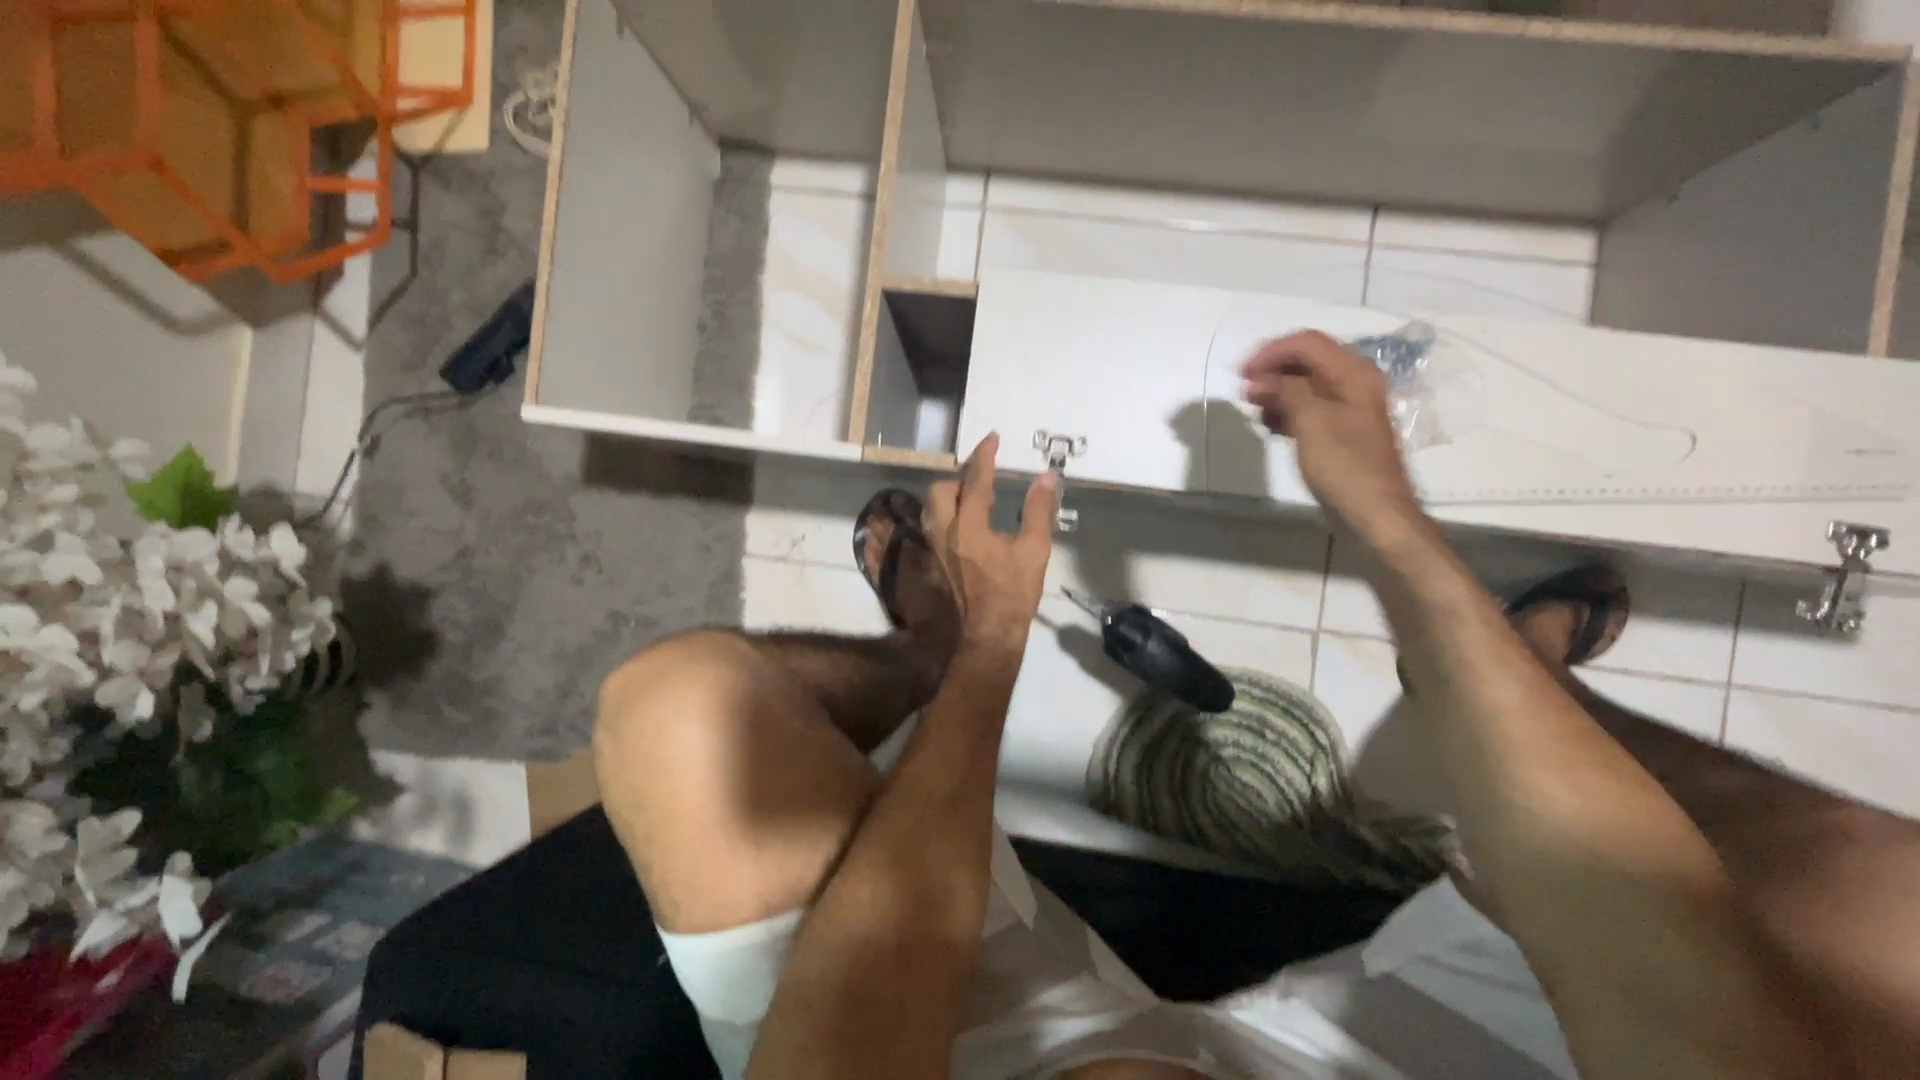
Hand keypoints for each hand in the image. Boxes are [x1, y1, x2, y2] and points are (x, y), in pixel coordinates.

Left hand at [924, 433, 1058, 656]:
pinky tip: (965, 519)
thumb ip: (1038, 511)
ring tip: (972, 492)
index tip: (991, 438)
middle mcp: (946, 532)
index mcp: (969, 526)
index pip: (975, 481)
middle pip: (942, 490)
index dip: (984, 457)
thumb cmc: (1013, 592)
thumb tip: (1045, 477)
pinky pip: (935, 525)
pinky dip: (947, 512)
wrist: (989, 633)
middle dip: (961, 476)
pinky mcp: (938, 561)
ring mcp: (938, 548)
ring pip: (933, 508)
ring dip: (950, 494)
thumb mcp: (1034, 550)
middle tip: (983, 471)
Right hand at [1242, 331, 1423, 546]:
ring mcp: (1349, 409)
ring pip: (1307, 385)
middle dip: (1273, 371)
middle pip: (1308, 361)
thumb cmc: (1343, 465)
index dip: (1271, 352)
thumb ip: (1286, 391)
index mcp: (1353, 374)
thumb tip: (1264, 380)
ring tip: (1254, 409)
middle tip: (1244, 391)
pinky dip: (1288, 410)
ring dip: (1278, 391)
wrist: (1374, 512)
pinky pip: (1310, 408)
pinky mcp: (1341, 432)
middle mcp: (1355, 384)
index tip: (1241, 373)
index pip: (1307, 343)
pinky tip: (1271, 425)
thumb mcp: (1311, 421)